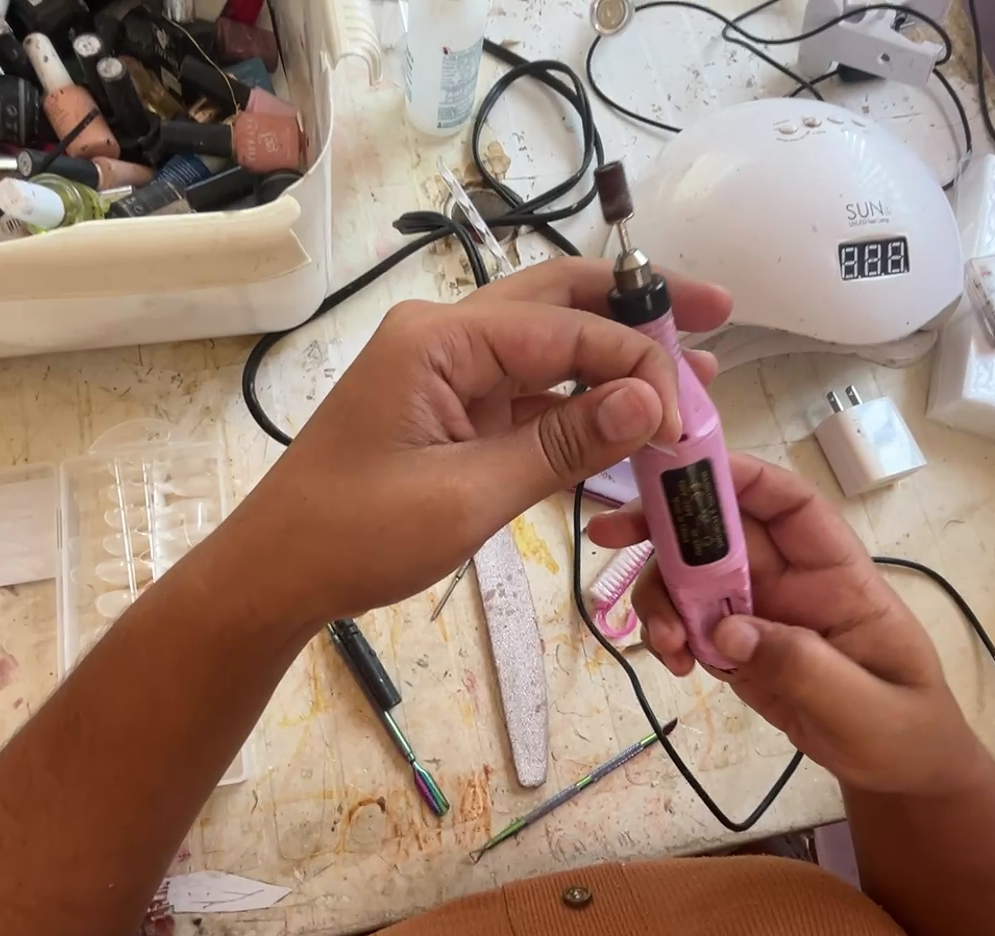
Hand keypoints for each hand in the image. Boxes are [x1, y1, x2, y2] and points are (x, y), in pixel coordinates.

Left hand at [226, 257, 731, 624]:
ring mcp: (445, 376)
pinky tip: (623, 423)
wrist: (279, 571)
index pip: (565, 329)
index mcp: (441, 339)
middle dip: (635, 309)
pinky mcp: (448, 414)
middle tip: (715, 311)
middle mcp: (445, 338)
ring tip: (688, 371)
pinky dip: (574, 410)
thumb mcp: (468, 495)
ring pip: (545, 350)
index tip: (690, 414)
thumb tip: (655, 402)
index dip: (638, 365)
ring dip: (611, 363)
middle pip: (557, 304)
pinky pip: (524, 397)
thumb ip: (563, 445)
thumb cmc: (358, 535)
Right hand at [586, 455, 994, 795]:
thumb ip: (804, 667)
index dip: (737, 477)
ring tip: (666, 646)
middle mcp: (785, 577)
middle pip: (717, 530)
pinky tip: (676, 665)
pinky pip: (682, 618)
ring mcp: (753, 607)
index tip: (677, 475)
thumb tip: (725, 629)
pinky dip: (664, 634)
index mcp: (834, 572)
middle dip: (661, 526)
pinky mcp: (729, 639)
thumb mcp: (868, 708)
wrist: (894, 772)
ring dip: (659, 598)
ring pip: (686, 574)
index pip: (788, 504)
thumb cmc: (903, 732)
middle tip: (607, 535)